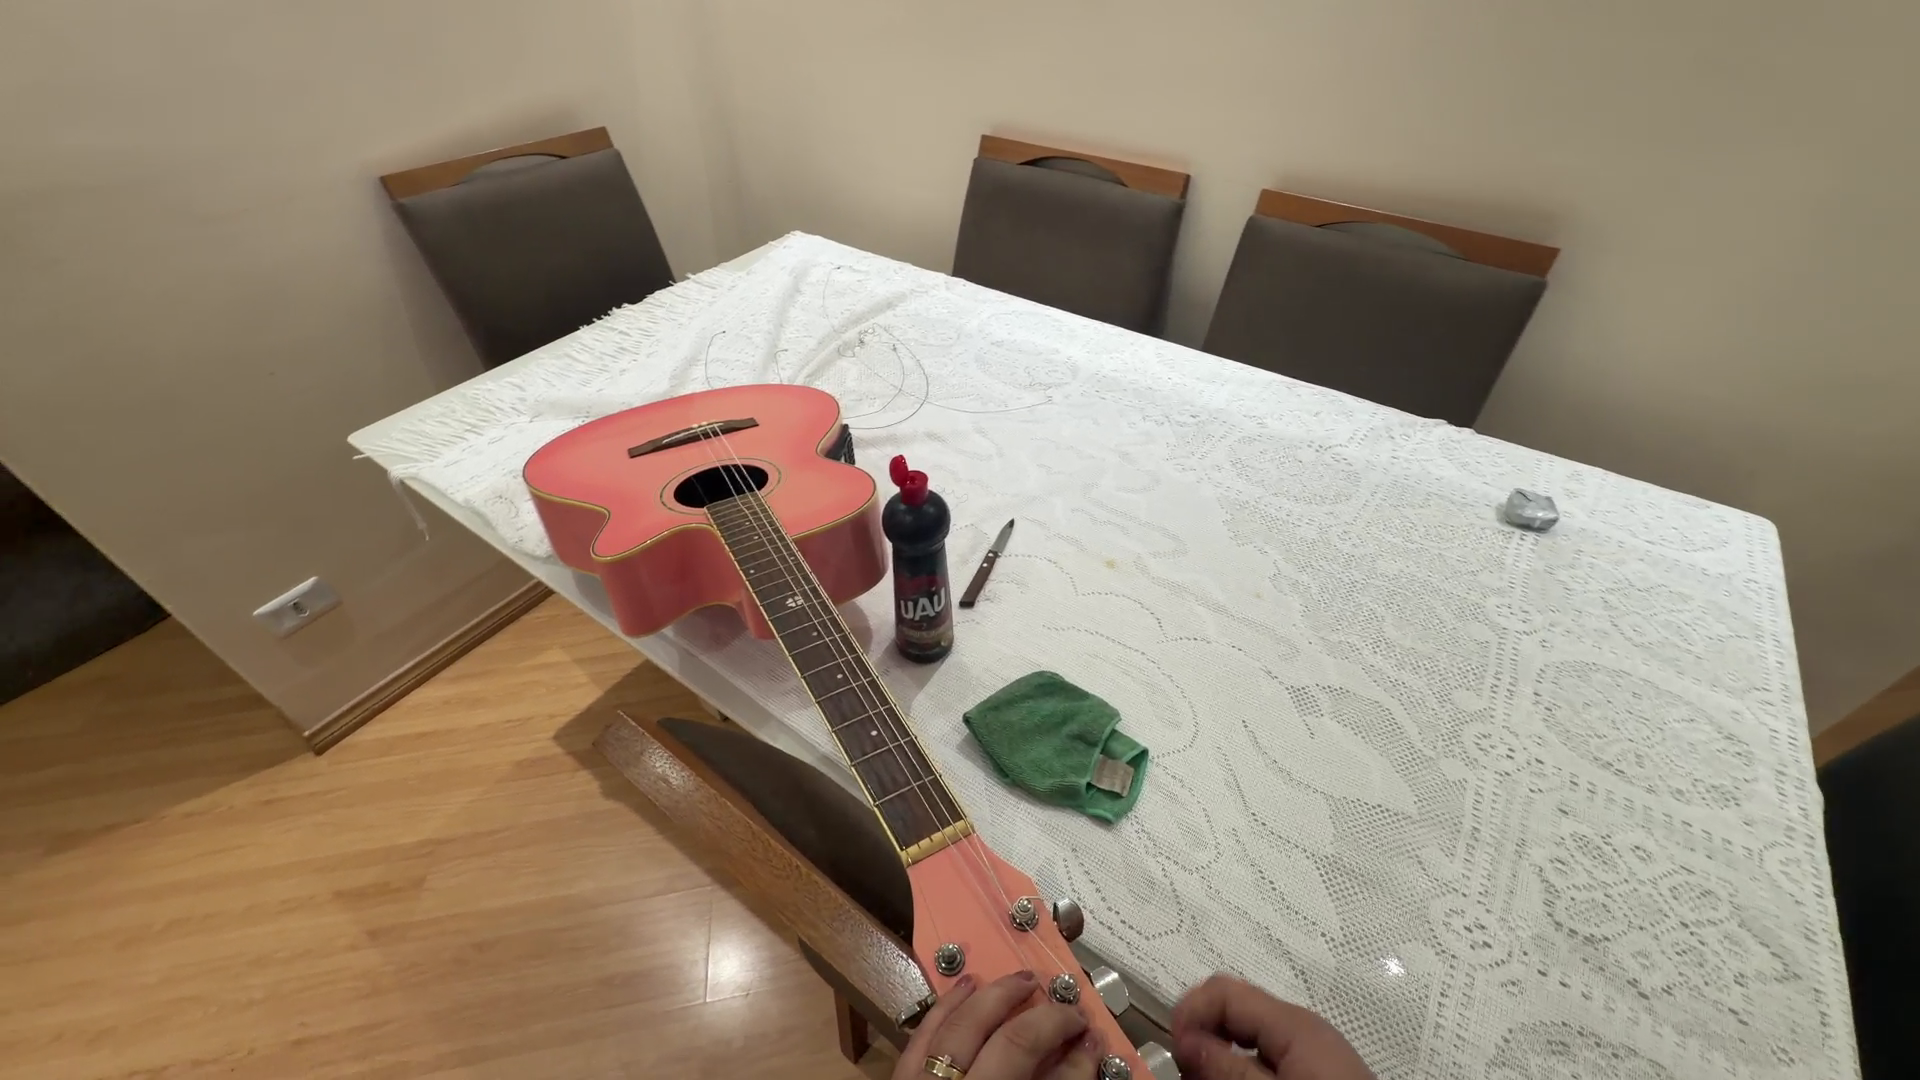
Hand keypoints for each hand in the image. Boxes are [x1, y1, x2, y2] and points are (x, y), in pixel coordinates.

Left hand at [892, 971, 1101, 1079]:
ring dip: (998, 999)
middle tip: (1072, 1009)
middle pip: (1013, 1044)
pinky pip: (923, 1036)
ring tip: (1026, 981)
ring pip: (965, 1028)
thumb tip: (1077, 1061)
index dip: (1079, 1063)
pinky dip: (947, 1006)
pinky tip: (967, 983)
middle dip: (1047, 1022)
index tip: (1095, 1039)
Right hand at [1170, 975, 1374, 1079]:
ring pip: (1249, 1033)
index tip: (1172, 1053)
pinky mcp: (1319, 1071)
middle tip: (1184, 1072)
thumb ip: (1228, 1068)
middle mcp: (1300, 1024)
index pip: (1222, 990)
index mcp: (1291, 1021)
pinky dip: (1244, 1064)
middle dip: (1202, 1034)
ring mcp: (1313, 1049)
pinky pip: (1268, 1053)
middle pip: (1234, 1007)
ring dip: (1220, 1052)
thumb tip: (1184, 1039)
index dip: (1189, 1012)